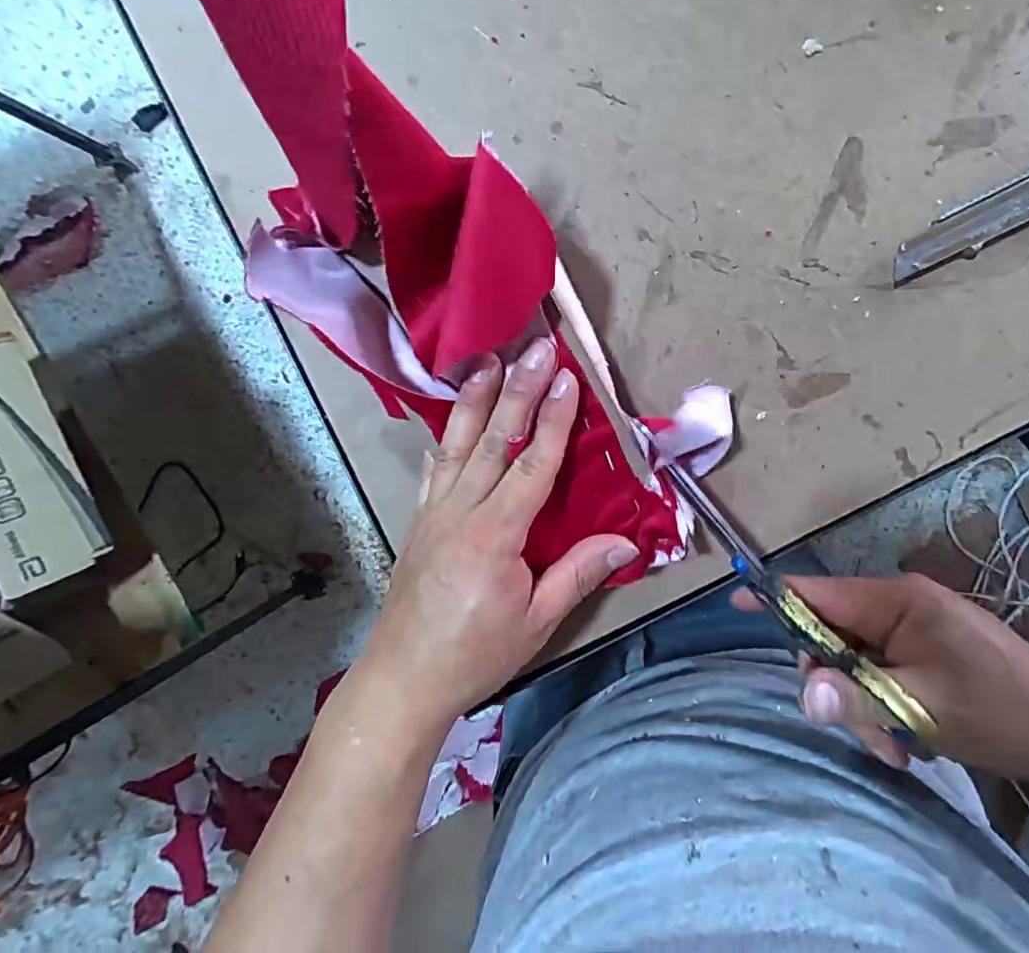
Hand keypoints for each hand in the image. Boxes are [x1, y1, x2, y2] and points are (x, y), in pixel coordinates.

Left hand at [360, 336, 639, 726]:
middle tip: (535, 348)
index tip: (567, 379)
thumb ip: (578, 574)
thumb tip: (625, 542)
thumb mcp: (537, 622)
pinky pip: (435, 471)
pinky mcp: (419, 523)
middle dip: (519, 390)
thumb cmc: (475, 655)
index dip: (554, 420)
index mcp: (495, 534)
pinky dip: (445, 441)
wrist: (403, 680)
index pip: (533, 465)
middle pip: (496, 440)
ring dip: (476, 400)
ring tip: (488, 360)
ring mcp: (434, 513)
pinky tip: (449, 423)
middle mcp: (461, 512)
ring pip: (459, 445)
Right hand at [737, 574, 1028, 788]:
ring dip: (863, 706)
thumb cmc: (1002, 709)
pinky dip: (883, 707)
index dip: (776, 599)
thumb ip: (857, 697)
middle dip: (835, 685)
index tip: (735, 605)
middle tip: (863, 731)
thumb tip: (800, 692)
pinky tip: (907, 740)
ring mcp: (913, 629)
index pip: (818, 592)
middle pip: (833, 636)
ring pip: (855, 662)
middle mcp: (899, 606)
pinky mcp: (925, 652)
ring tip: (895, 747)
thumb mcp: (924, 708)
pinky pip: (881, 673)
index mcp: (897, 601)